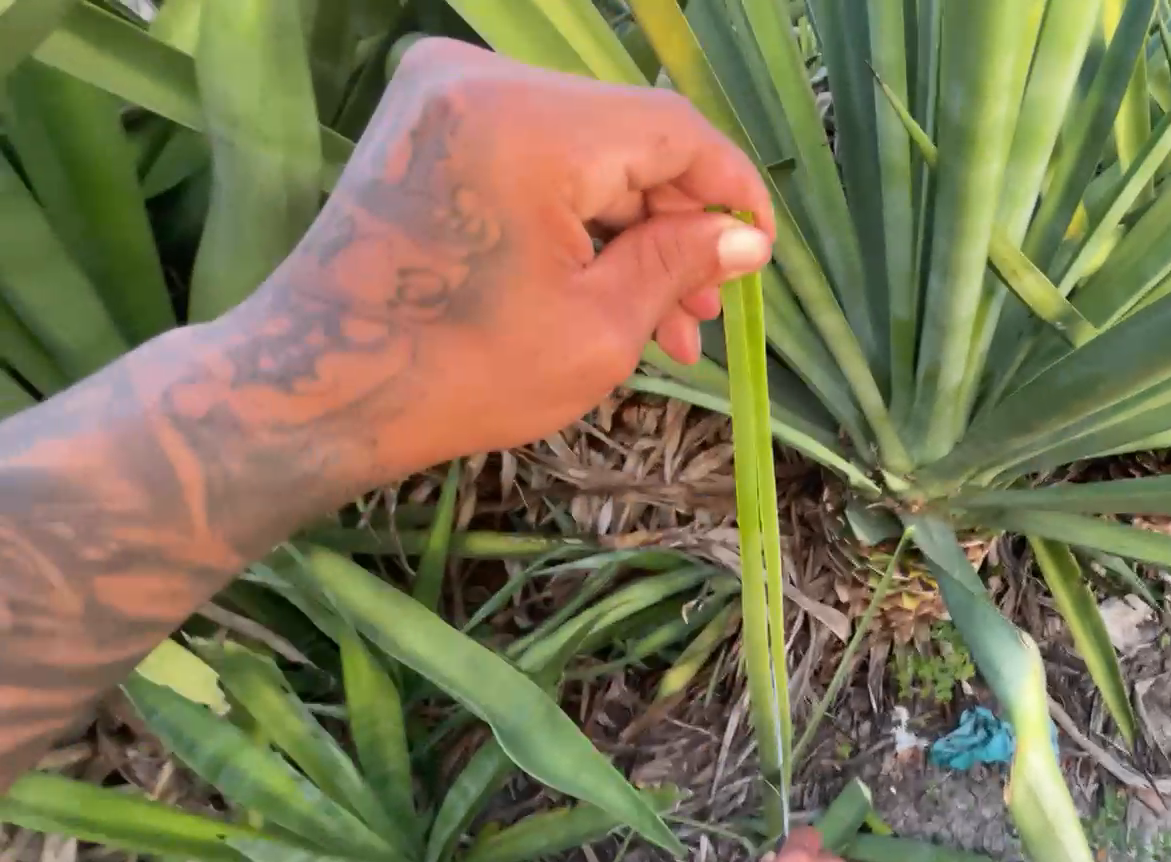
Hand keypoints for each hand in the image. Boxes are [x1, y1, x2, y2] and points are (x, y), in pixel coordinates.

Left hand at [218, 37, 773, 485]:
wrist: (324, 385)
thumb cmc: (471, 371)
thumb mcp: (602, 326)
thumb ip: (681, 263)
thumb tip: (748, 240)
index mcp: (530, 126)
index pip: (674, 130)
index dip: (733, 189)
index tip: (762, 249)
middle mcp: (485, 83)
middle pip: (634, 143)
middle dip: (683, 229)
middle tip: (711, 307)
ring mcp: (454, 100)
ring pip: (596, 161)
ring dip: (643, 238)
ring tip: (676, 322)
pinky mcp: (440, 129)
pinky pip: (549, 167)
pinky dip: (591, 226)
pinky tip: (623, 292)